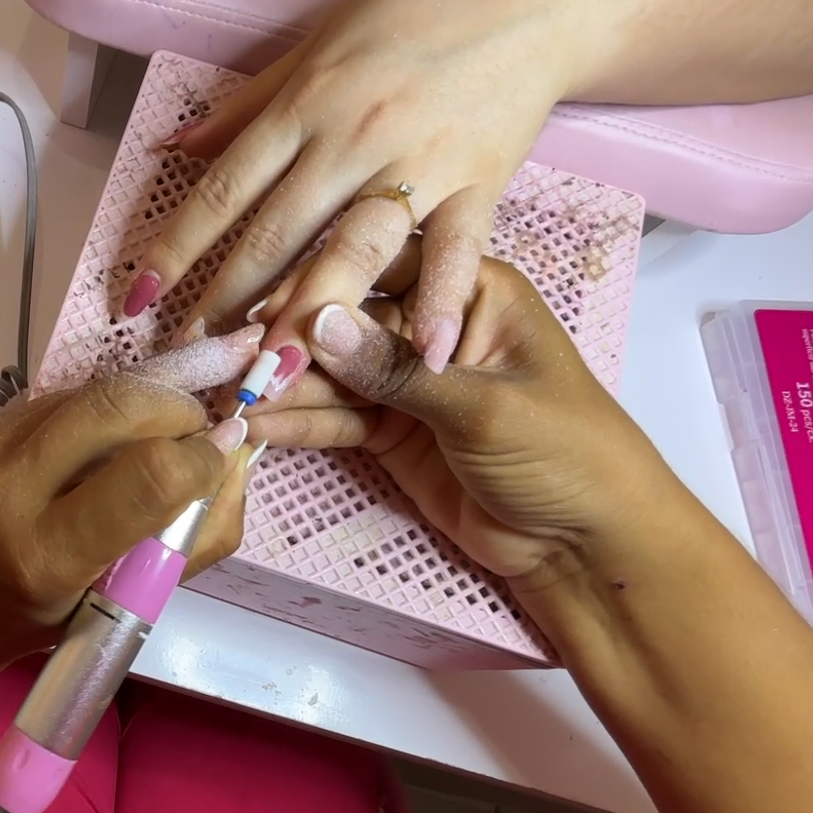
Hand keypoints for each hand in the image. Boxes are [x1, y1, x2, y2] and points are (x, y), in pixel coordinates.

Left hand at [0, 361, 258, 675]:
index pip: (144, 479)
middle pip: (112, 408)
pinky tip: (105, 440)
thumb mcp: (130, 602)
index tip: (218, 458)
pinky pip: (60, 398)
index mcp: (44, 558)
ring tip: (154, 436)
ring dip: (140, 404)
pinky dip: (102, 409)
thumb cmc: (49, 620)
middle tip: (193, 431)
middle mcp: (3, 496)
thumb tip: (234, 460)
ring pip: (87, 392)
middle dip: (173, 409)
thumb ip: (197, 539)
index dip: (198, 459)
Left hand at [128, 0, 608, 380]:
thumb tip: (173, 148)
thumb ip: (241, 109)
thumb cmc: (408, 13)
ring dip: (306, 316)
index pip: (221, 193)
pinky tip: (427, 359)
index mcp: (303, 107)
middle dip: (223, 304)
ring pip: (349, 251)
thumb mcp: (311, 49)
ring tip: (269, 372)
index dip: (174, 251)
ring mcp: (416, 163)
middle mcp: (349, 140)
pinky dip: (442, 303)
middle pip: (272, 238)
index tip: (137, 302)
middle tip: (191, 360)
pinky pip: (456, 251)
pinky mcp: (479, 182)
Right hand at [249, 246, 676, 584]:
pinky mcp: (387, 430)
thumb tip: (314, 325)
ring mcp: (404, 383)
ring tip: (231, 402)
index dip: (321, 287)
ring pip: (332, 377)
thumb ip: (392, 368)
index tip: (264, 312)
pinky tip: (257, 428)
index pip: (381, 269)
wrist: (581, 543)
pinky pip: (334, 419)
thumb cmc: (563, 453)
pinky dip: (298, 425)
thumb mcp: (480, 404)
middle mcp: (428, 327)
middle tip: (232, 366)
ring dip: (285, 391)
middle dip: (290, 348)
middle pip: (345, 327)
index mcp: (469, 293)